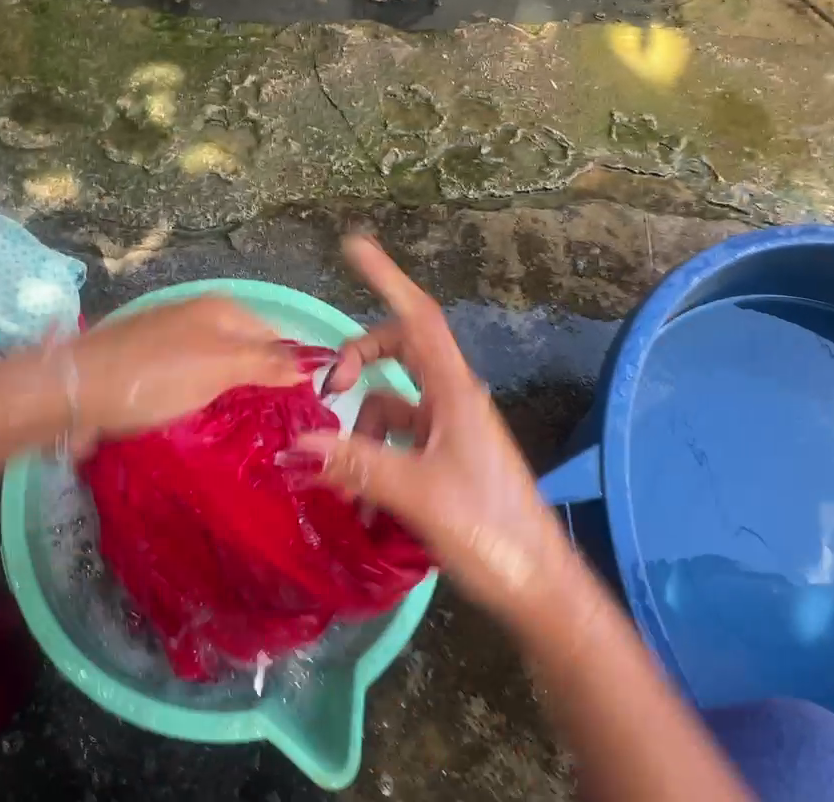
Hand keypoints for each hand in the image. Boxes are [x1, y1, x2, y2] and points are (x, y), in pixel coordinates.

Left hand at [69, 296, 304, 439]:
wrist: (76, 390)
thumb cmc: (154, 376)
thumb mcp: (220, 367)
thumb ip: (266, 363)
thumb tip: (311, 364)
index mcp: (221, 308)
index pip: (274, 336)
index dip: (291, 368)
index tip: (303, 409)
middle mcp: (199, 316)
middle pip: (246, 349)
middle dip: (263, 383)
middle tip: (278, 425)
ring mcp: (171, 339)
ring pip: (219, 366)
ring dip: (233, 394)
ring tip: (247, 429)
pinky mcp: (149, 364)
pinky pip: (191, 379)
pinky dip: (203, 399)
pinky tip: (206, 422)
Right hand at [295, 236, 578, 624]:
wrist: (538, 587)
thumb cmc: (490, 531)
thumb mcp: (418, 494)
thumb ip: (357, 465)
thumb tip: (294, 445)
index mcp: (455, 393)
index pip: (418, 319)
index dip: (387, 278)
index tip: (354, 246)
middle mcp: (452, 401)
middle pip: (399, 352)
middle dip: (359, 360)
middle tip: (326, 388)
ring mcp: (448, 432)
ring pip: (391, 404)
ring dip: (361, 430)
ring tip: (342, 475)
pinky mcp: (444, 461)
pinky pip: (397, 441)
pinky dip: (373, 458)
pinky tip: (361, 500)